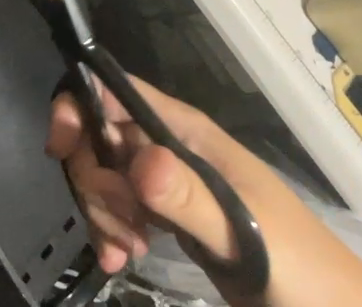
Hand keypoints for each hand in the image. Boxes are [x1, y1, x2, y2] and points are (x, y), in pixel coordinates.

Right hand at [47, 74, 361, 306]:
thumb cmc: (301, 270)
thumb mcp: (245, 235)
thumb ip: (189, 197)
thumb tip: (136, 159)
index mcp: (188, 133)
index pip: (115, 92)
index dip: (78, 105)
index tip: (60, 148)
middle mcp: (170, 147)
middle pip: (97, 136)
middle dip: (92, 178)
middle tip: (119, 224)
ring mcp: (167, 182)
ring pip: (102, 174)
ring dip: (101, 210)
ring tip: (127, 251)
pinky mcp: (166, 215)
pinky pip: (117, 206)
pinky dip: (108, 230)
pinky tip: (119, 259)